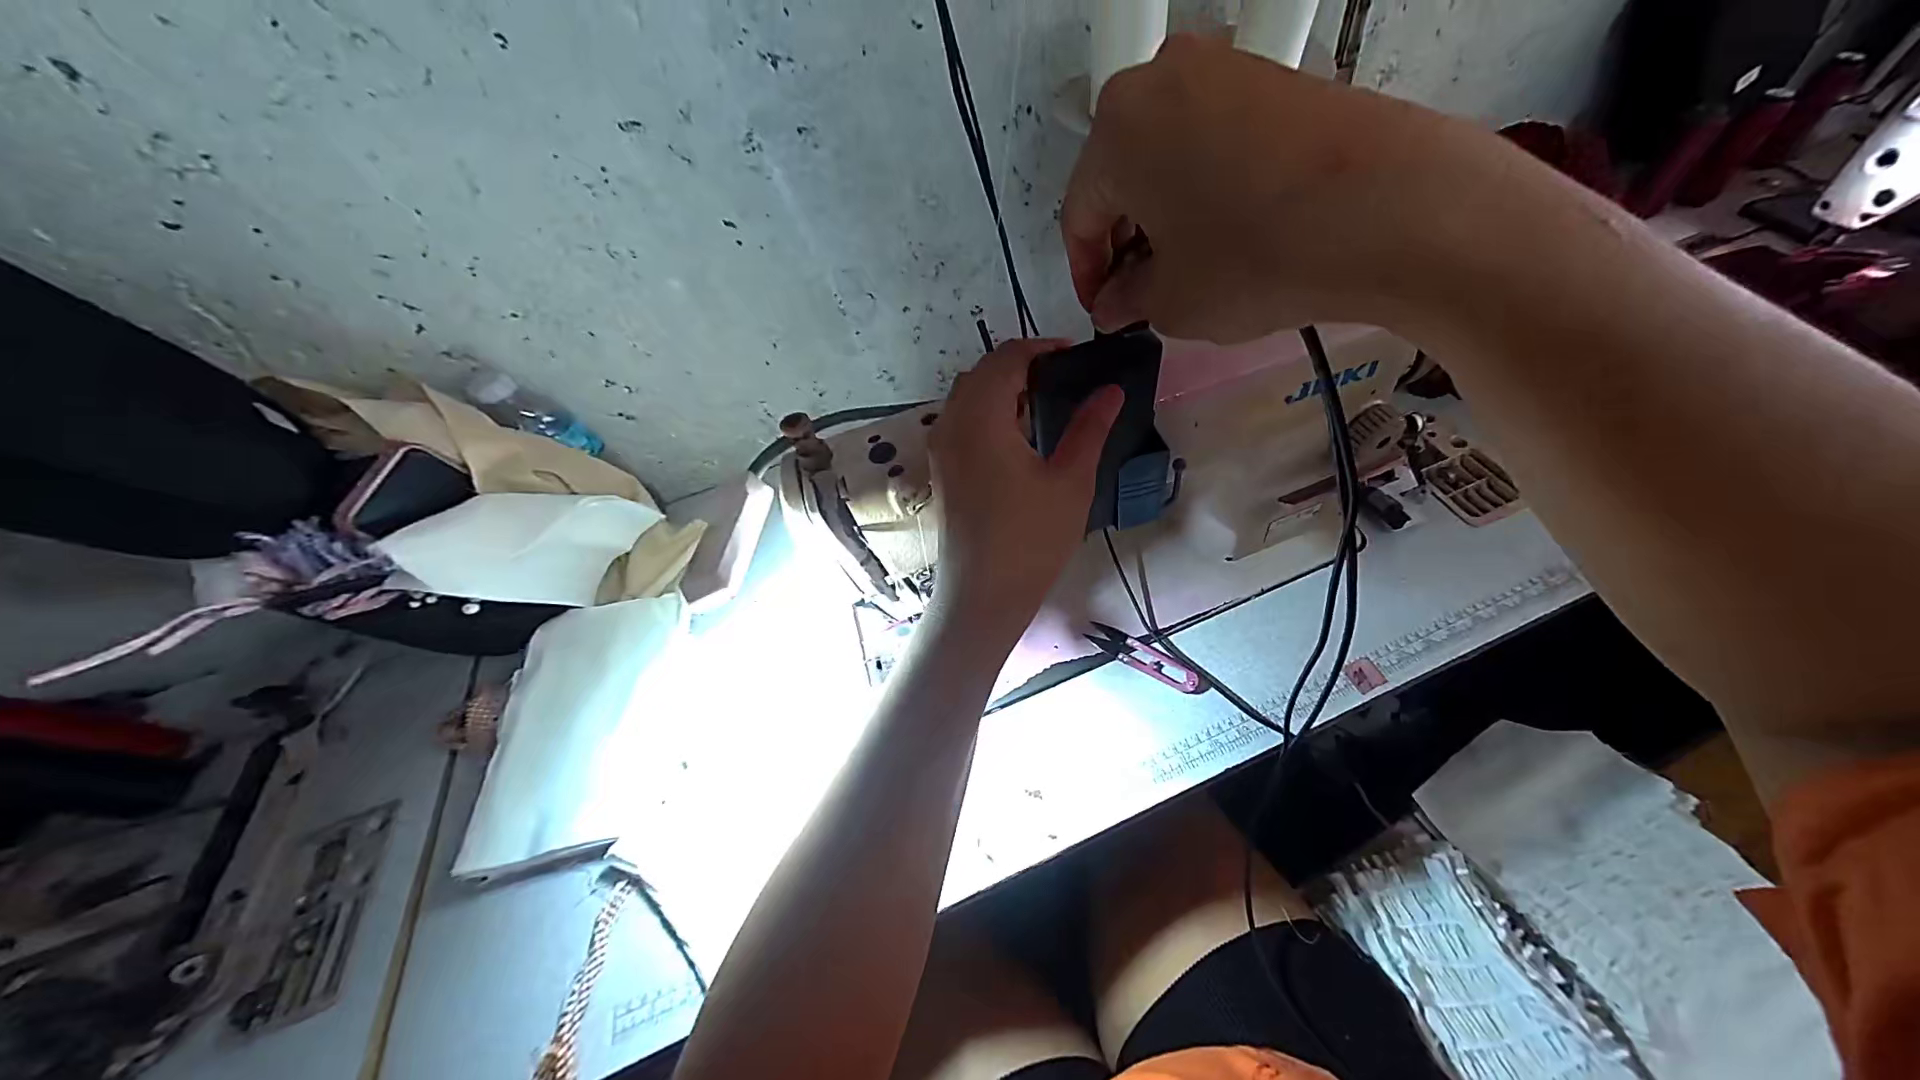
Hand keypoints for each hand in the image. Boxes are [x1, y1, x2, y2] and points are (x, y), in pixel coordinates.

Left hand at [927, 339, 1121, 641]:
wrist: (982, 596)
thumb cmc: (1030, 539)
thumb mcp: (1070, 480)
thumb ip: (1089, 427)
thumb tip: (1110, 390)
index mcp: (981, 417)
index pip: (1006, 358)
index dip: (1041, 348)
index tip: (1075, 356)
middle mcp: (951, 424)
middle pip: (983, 374)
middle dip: (1021, 366)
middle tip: (1064, 380)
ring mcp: (940, 449)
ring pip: (968, 398)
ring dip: (1002, 390)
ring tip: (1045, 406)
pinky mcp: (941, 471)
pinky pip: (961, 423)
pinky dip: (988, 415)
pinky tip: (1018, 438)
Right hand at [1061, 34, 1498, 342]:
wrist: (1392, 210)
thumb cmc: (1254, 258)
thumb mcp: (1170, 301)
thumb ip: (1126, 300)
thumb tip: (1115, 301)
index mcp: (1116, 129)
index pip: (1079, 215)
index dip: (1086, 274)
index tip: (1103, 310)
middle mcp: (1160, 80)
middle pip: (1121, 177)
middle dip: (1125, 240)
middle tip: (1141, 291)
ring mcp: (1222, 69)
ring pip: (1165, 156)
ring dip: (1163, 214)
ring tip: (1187, 266)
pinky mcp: (1273, 78)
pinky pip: (1212, 139)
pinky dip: (1205, 188)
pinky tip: (1226, 232)